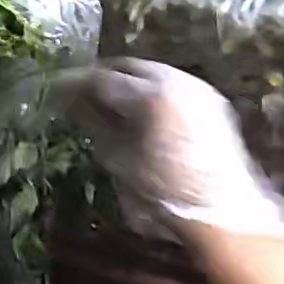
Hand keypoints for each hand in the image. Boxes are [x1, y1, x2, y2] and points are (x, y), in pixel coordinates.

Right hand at [75, 57, 283, 254]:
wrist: (226, 217)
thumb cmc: (165, 192)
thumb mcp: (119, 158)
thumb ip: (94, 122)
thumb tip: (72, 103)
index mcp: (150, 94)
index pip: (101, 78)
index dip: (75, 83)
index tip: (57, 91)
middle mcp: (176, 81)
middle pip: (127, 67)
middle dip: (101, 77)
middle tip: (79, 94)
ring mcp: (196, 89)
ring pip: (149, 72)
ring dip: (125, 83)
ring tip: (106, 103)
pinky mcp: (210, 101)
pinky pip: (169, 84)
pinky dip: (148, 91)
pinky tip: (137, 111)